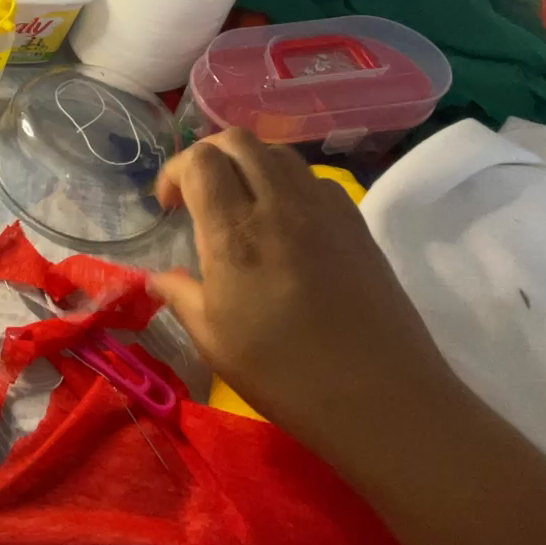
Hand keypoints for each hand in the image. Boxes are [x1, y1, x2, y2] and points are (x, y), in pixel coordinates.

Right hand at [148, 129, 459, 450]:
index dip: (174, 172)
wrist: (387, 403)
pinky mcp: (357, 226)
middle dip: (207, 155)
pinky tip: (284, 222)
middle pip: (238, 141)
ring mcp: (324, 213)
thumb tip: (158, 278)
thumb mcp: (212, 339)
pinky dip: (287, 183)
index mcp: (235, 233)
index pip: (199, 161)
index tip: (170, 207)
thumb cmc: (286, 373)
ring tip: (239, 202)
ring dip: (248, 164)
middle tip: (199, 193)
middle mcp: (279, 208)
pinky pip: (313, 179)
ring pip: (278, 153)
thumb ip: (179, 295)